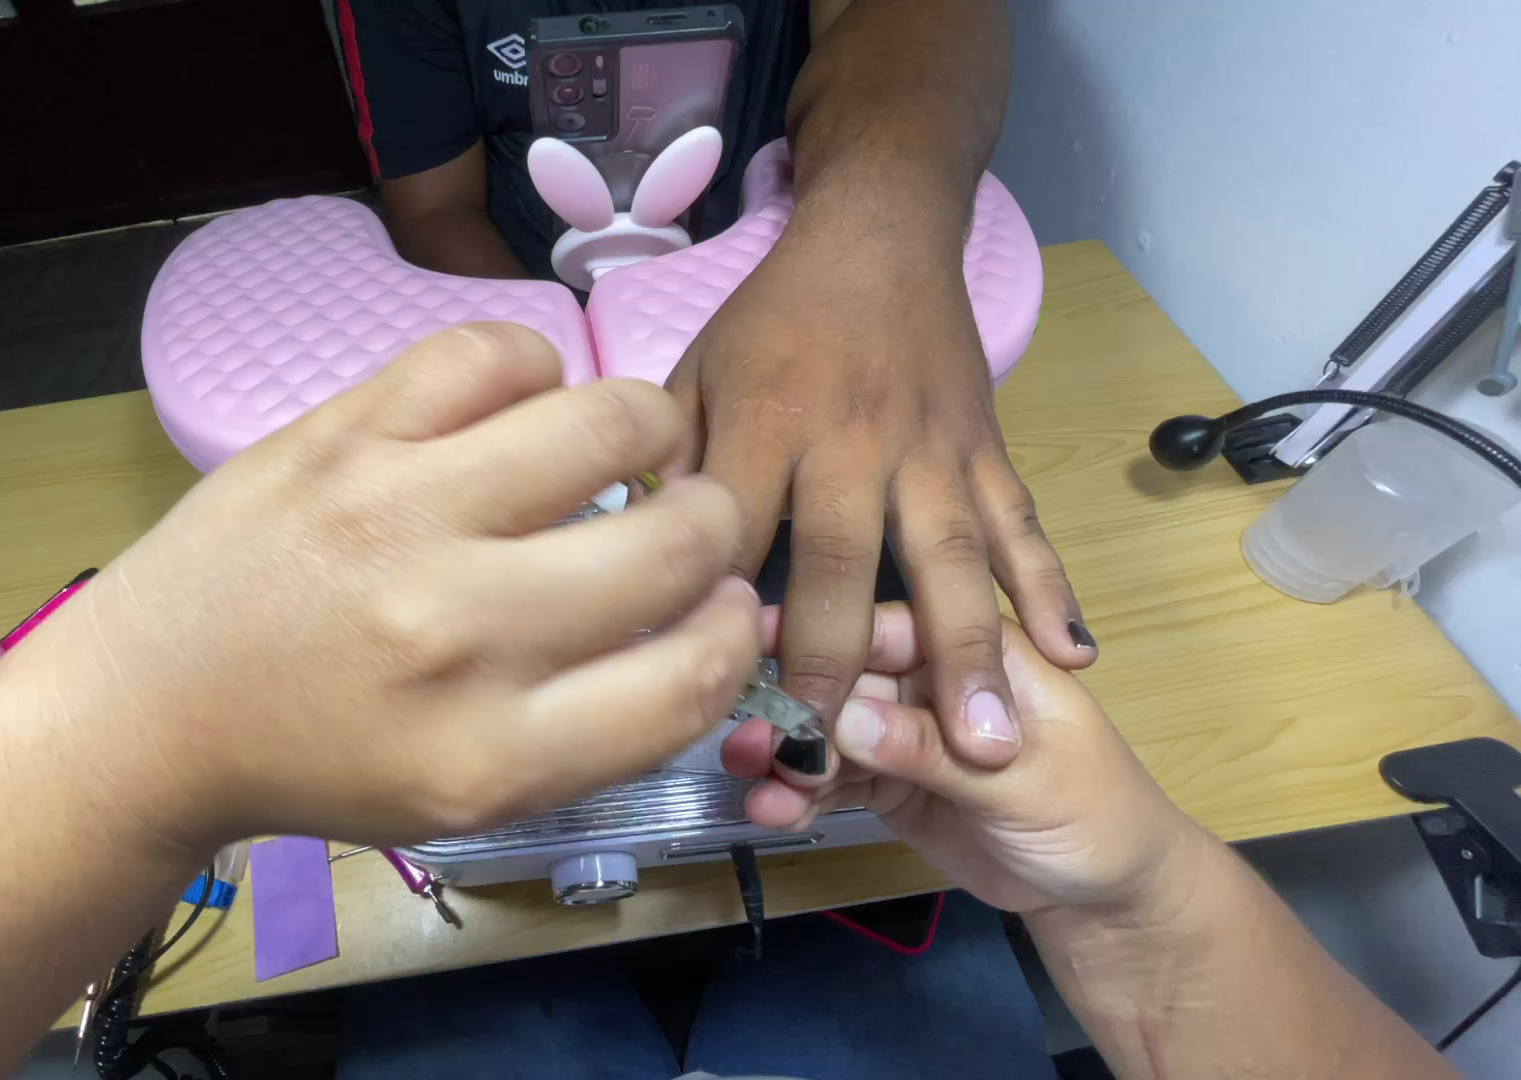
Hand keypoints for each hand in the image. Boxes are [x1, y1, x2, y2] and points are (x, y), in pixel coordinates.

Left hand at [22, 324, 760, 850]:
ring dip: (653, 430)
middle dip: (712, 525)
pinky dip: (539, 369)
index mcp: (496, 756)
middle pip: (678, 546)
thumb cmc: (327, 759)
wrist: (155, 708)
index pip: (691, 678)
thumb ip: (603, 719)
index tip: (721, 607)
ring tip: (626, 447)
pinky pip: (494, 352)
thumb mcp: (476, 790)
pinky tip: (523, 407)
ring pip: (610, 423)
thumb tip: (706, 608)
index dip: (735, 633)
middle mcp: (459, 632)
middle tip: (681, 521)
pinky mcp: (346, 433)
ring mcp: (400, 513)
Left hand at [672, 236, 1094, 783]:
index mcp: (763, 424)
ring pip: (947, 559)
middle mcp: (850, 443)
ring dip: (964, 654)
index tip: (709, 695)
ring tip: (983, 746)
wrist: (876, 240)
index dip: (719, 613)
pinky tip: (1075, 658)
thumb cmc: (769, 319)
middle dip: (830, 664)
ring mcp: (929, 449)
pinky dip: (1049, 588)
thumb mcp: (692, 371)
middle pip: (839, 566)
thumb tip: (637, 541)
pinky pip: (1018, 523)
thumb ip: (666, 456)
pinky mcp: (984, 446)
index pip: (736, 533)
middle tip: (825, 759)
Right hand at [725, 603, 1202, 913]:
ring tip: (757, 790)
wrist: (1108, 902)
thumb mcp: (1026, 781)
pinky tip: (773, 812)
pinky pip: (830, 783)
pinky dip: (800, 797)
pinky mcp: (879, 780)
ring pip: (825, 735)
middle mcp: (922, 678)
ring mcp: (896, 730)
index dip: (822, 643)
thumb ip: (932, 749)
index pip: (884, 629)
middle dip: (792, 713)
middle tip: (745, 742)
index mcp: (968, 650)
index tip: (760, 660)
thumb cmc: (1097, 817)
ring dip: (787, 760)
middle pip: (839, 683)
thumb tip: (842, 719)